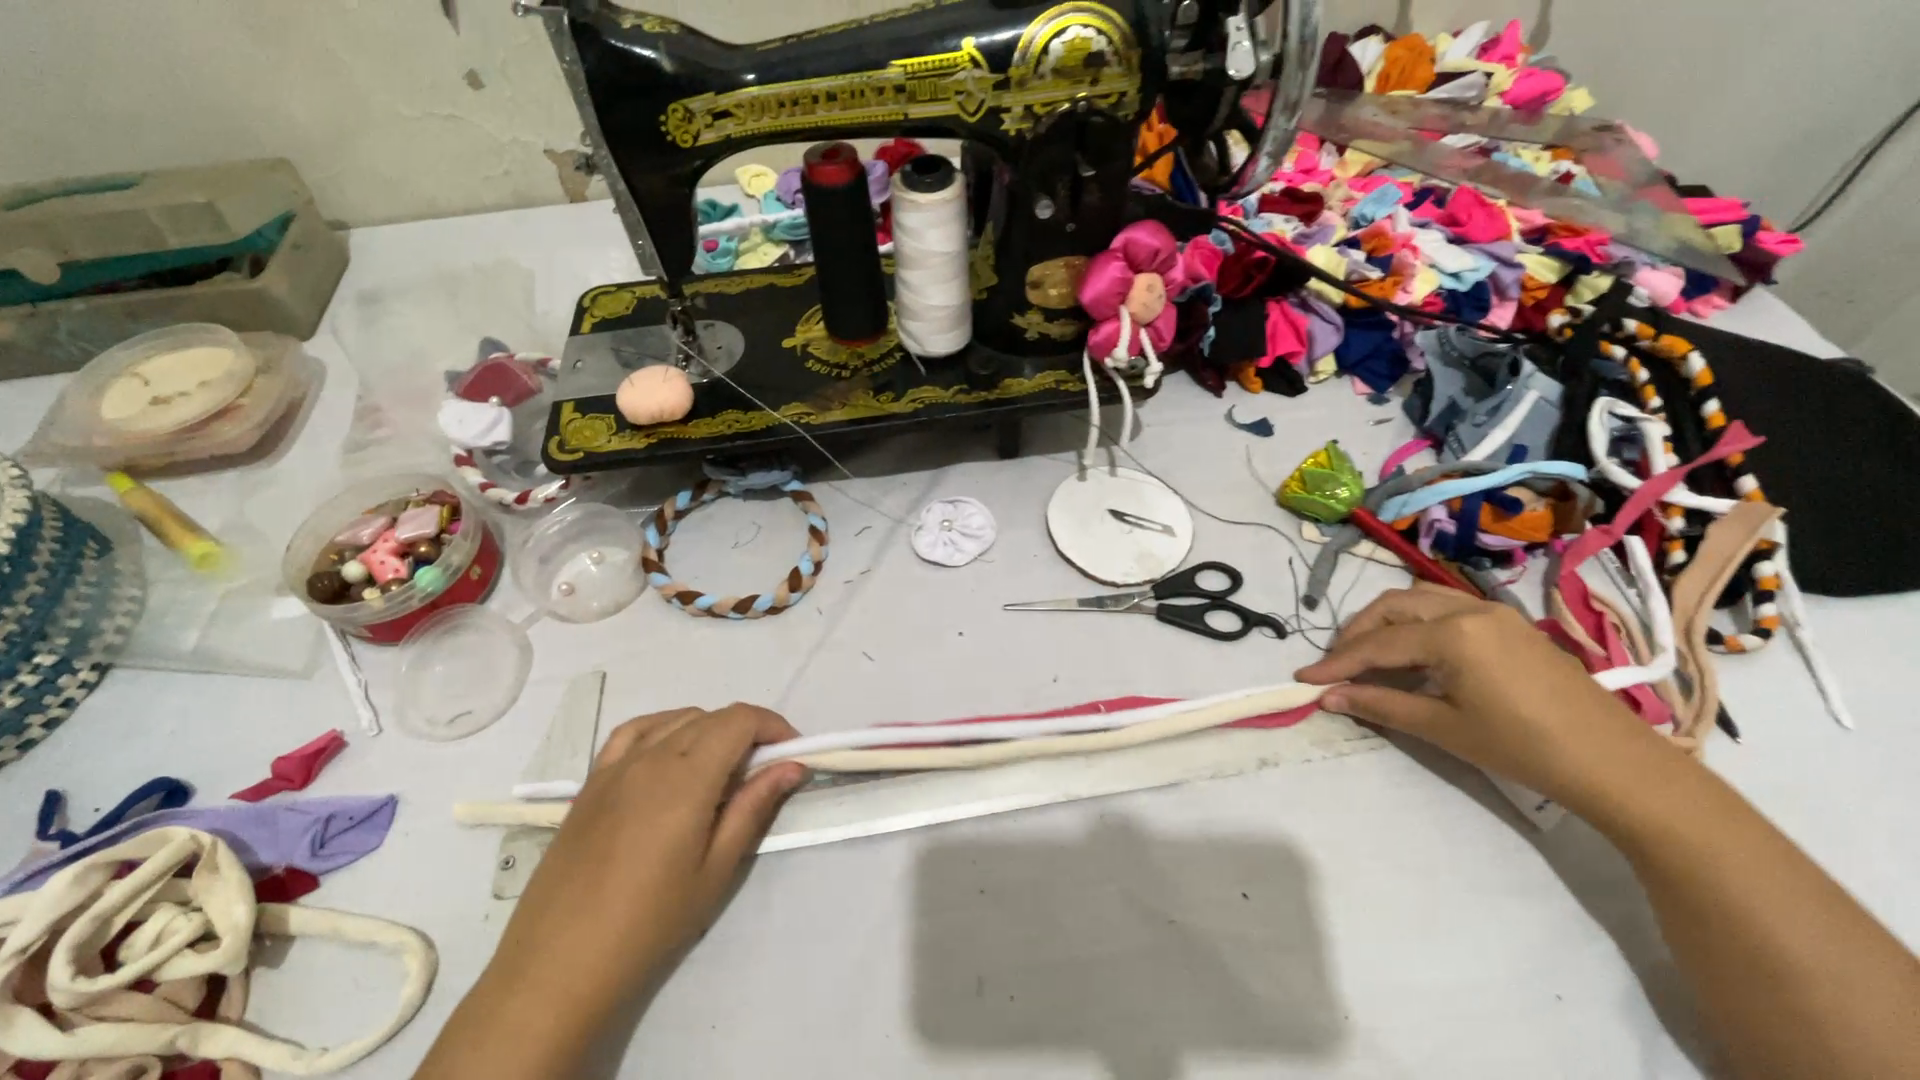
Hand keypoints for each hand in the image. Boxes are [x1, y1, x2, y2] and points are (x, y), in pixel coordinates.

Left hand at [488, 704, 808, 1017]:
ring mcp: (614, 768)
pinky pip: (633, 733)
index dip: (773, 726)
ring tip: (724, 767)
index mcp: (685, 777)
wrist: (560, 962)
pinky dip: (664, 729)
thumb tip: (790, 766)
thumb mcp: (716, 870)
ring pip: (674, 721)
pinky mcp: (591, 784)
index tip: (793, 753)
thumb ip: (753, 808)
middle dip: (747, 731)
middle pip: (710, 718)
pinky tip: (672, 753)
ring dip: (709, 729)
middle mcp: (649, 758)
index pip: (738, 720)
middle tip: (766, 771)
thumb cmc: (650, 923)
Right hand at [1294, 585, 1661, 810]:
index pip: (1379, 643)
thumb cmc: (1522, 746)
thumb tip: (1328, 697)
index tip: (1303, 679)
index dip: (1337, 663)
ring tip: (1366, 656)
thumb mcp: (1444, 728)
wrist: (1611, 761)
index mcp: (1453, 633)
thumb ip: (1382, 705)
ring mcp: (1495, 613)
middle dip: (1358, 632)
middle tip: (1335, 666)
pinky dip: (1417, 624)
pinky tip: (1413, 656)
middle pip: (1395, 606)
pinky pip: (1448, 609)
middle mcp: (1470, 609)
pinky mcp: (1512, 625)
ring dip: (1387, 622)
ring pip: (1421, 600)